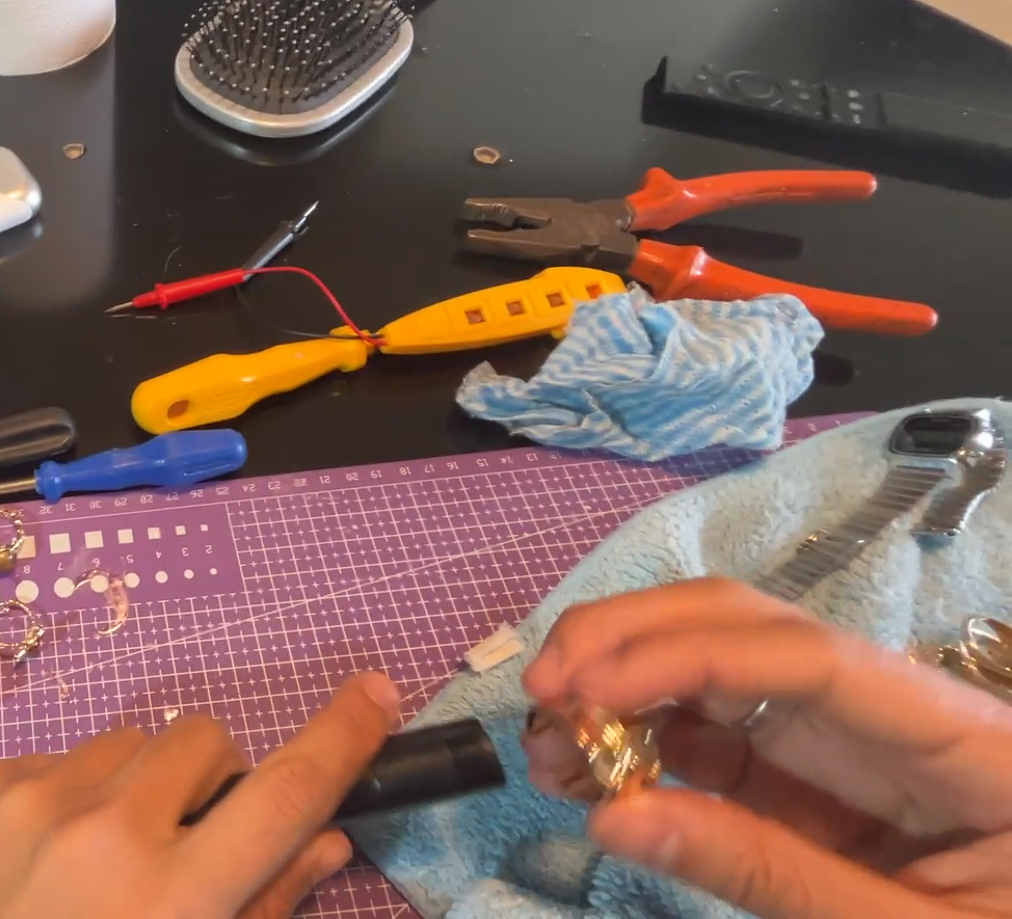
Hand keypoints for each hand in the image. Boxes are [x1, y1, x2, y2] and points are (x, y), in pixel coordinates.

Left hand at [0, 672, 399, 918]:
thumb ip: (259, 909)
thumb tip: (323, 834)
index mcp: (169, 900)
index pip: (282, 796)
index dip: (339, 738)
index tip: (376, 690)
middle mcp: (102, 827)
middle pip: (201, 735)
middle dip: (210, 778)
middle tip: (184, 840)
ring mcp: (31, 793)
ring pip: (128, 742)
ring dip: (136, 785)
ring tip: (99, 858)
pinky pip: (58, 756)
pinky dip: (70, 794)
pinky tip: (38, 858)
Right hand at [522, 577, 1011, 918]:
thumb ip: (772, 876)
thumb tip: (609, 818)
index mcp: (957, 735)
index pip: (800, 654)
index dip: (678, 657)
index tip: (584, 694)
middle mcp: (874, 704)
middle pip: (726, 621)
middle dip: (617, 641)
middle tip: (541, 689)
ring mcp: (823, 729)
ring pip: (688, 659)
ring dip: (602, 687)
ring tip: (543, 742)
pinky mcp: (783, 763)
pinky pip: (685, 726)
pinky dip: (620, 736)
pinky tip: (576, 765)